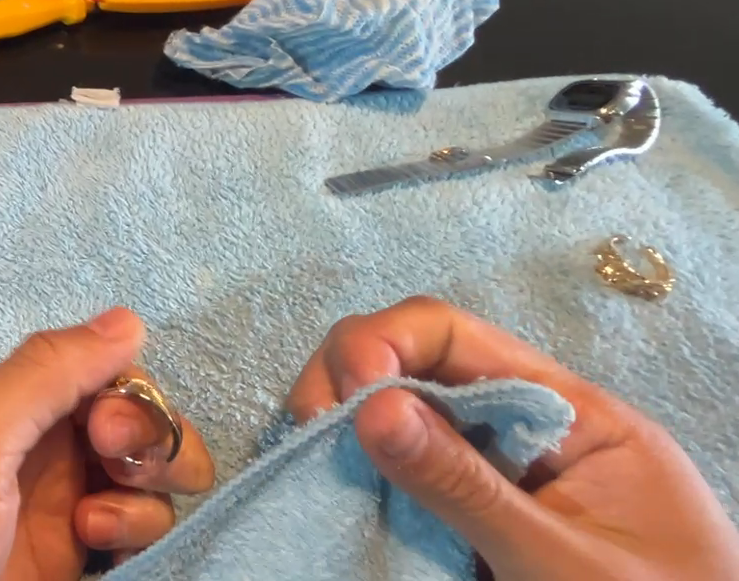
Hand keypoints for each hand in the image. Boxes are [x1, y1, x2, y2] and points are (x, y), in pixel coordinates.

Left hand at [0, 308, 214, 580]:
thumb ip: (48, 373)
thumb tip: (129, 317)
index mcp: (8, 401)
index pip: (94, 371)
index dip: (120, 391)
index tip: (106, 427)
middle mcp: (37, 444)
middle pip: (128, 422)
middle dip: (146, 439)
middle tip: (114, 462)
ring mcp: (55, 506)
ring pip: (138, 479)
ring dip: (143, 494)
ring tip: (96, 524)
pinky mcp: (68, 561)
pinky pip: (130, 532)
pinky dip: (135, 531)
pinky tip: (96, 544)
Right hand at [288, 297, 738, 578]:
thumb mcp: (571, 570)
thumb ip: (470, 488)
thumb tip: (367, 406)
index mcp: (572, 413)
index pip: (446, 331)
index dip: (379, 344)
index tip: (345, 398)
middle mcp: (519, 417)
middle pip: (400, 354)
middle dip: (344, 378)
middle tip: (315, 433)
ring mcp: (483, 455)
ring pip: (381, 398)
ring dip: (341, 419)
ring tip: (324, 464)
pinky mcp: (455, 494)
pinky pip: (384, 449)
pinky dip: (349, 456)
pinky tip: (338, 479)